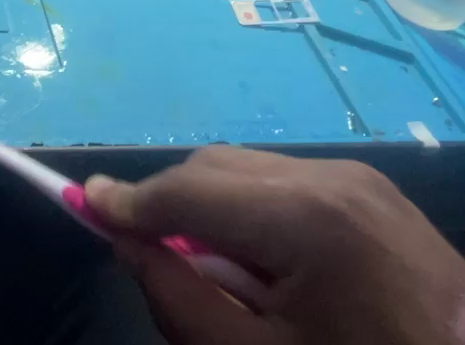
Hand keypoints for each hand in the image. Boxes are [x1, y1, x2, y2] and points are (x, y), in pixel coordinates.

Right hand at [86, 147, 464, 344]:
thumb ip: (177, 296)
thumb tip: (123, 236)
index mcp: (308, 216)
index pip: (187, 190)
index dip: (129, 201)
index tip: (84, 205)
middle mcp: (333, 176)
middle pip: (214, 169)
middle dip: (173, 205)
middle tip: (154, 255)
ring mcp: (363, 179)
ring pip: (247, 171)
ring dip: (213, 208)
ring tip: (225, 273)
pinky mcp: (380, 194)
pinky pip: (288, 184)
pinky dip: (257, 212)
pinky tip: (272, 265)